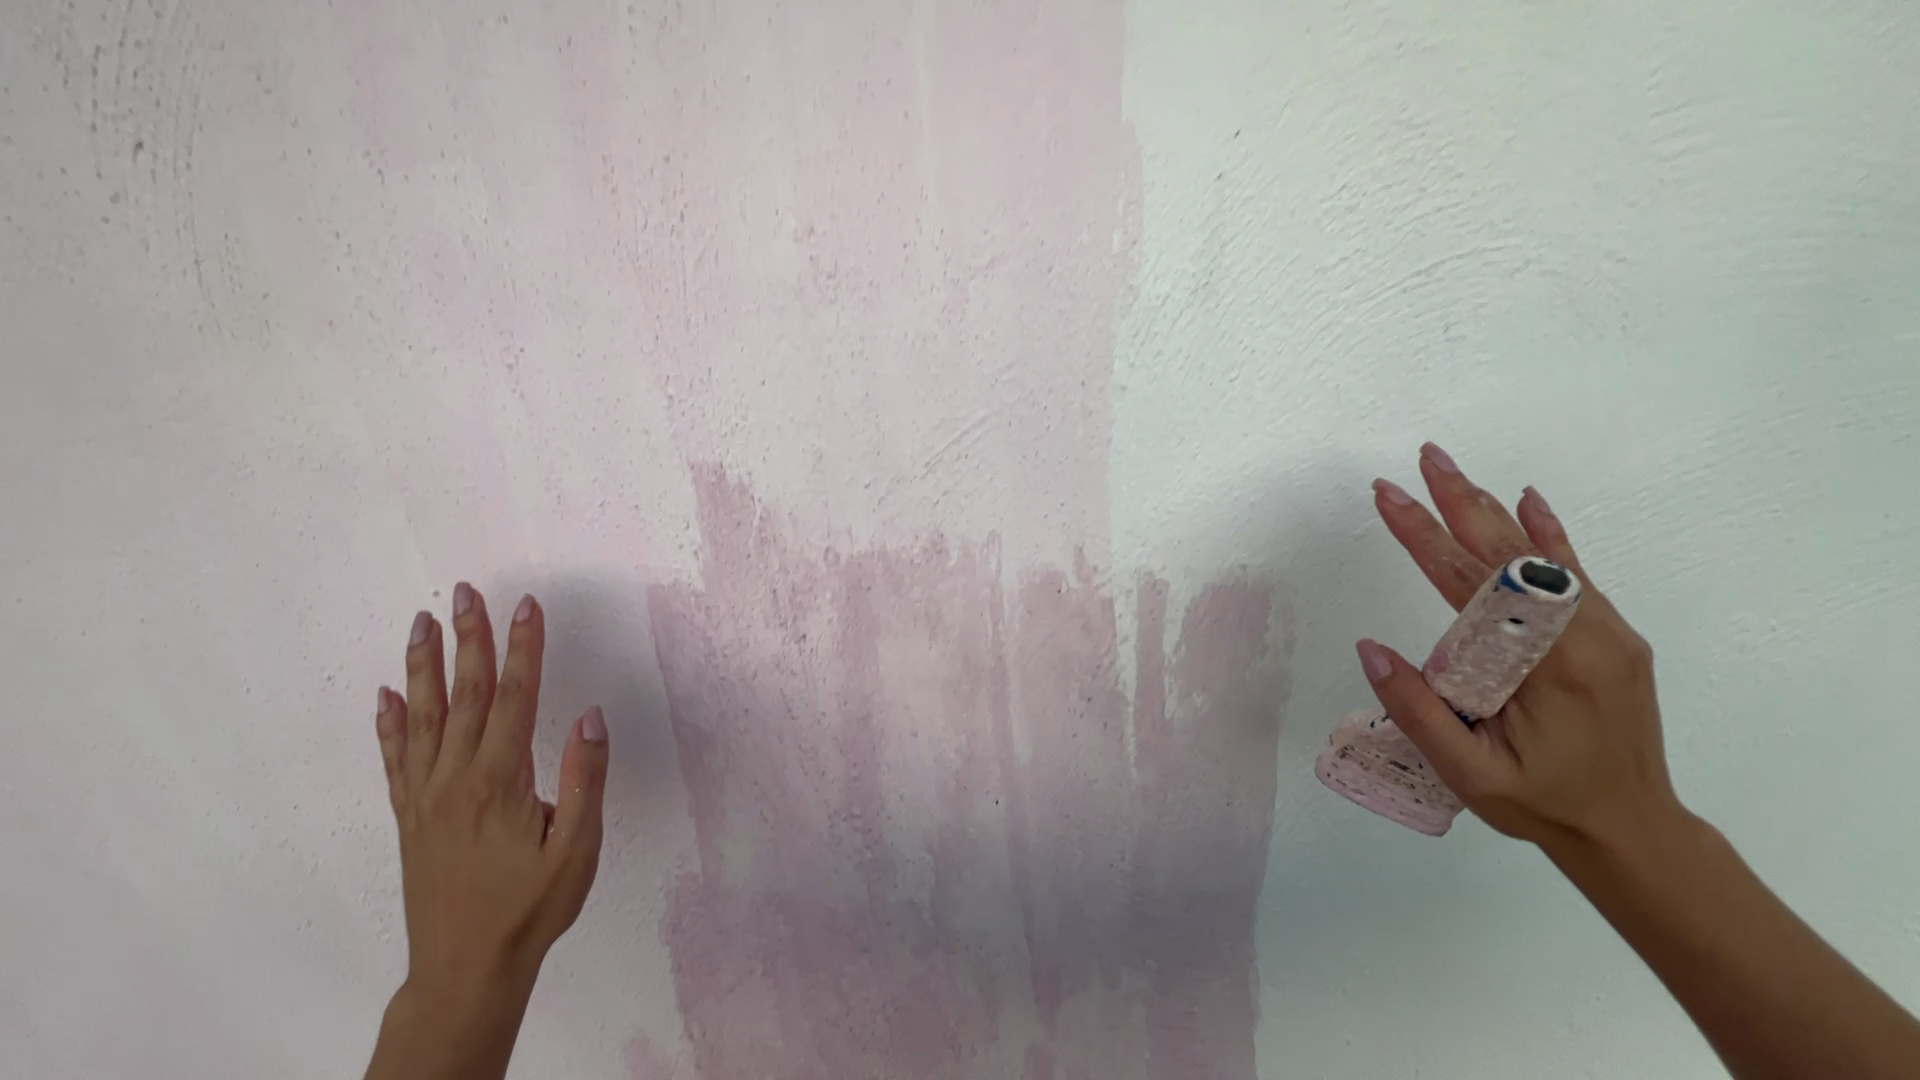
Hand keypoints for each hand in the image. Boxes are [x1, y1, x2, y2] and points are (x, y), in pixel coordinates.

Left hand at [374, 584, 609, 999]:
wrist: (464, 968)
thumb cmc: (531, 907)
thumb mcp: (577, 848)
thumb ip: (585, 780)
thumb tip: (589, 716)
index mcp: (500, 780)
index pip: (514, 697)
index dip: (523, 648)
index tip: (527, 606)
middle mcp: (456, 777)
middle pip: (464, 693)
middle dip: (469, 638)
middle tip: (465, 592)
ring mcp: (426, 795)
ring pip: (424, 715)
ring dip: (424, 665)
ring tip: (422, 622)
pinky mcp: (409, 815)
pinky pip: (395, 757)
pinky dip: (390, 722)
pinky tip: (387, 695)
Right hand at [1354, 444, 1681, 848]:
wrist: (1633, 829)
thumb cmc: (1540, 803)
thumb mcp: (1467, 773)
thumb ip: (1416, 710)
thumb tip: (1369, 648)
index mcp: (1543, 666)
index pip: (1469, 583)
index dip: (1423, 536)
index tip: (1389, 497)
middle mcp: (1582, 635)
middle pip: (1508, 553)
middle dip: (1459, 501)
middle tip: (1424, 458)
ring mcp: (1606, 631)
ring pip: (1540, 555)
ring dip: (1490, 509)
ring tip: (1452, 471)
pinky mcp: (1613, 635)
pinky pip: (1575, 572)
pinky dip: (1547, 533)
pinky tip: (1527, 500)